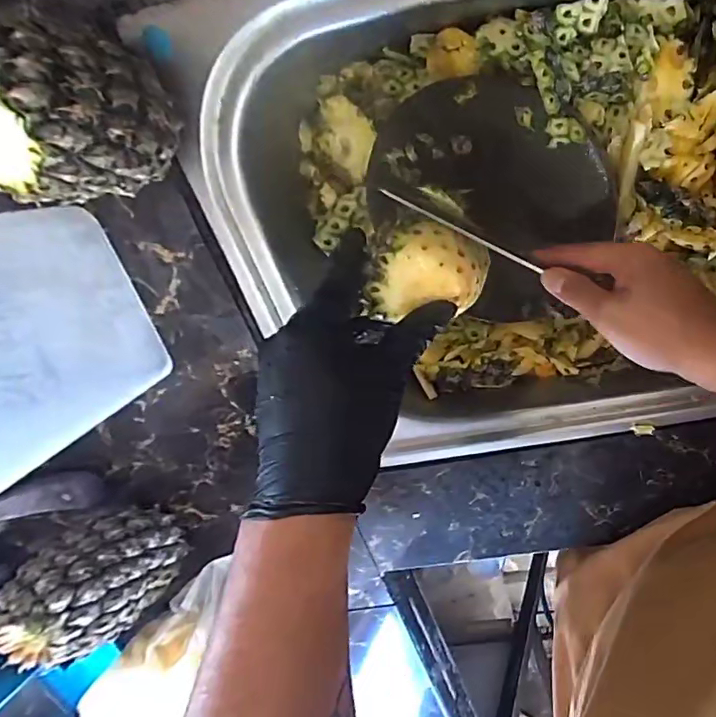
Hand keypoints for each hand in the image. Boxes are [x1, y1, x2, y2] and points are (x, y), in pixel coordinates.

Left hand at [245, 231, 453, 519]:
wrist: (307, 481)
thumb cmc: (352, 421)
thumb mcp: (388, 375)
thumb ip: (411, 335)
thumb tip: (442, 304)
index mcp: (313, 328)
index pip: (338, 281)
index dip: (353, 257)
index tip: (360, 235)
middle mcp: (286, 337)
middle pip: (324, 307)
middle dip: (353, 299)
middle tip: (381, 291)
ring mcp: (275, 362)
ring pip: (314, 331)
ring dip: (343, 327)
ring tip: (374, 331)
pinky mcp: (273, 384)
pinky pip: (304, 352)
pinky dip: (329, 348)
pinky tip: (352, 362)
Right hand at [537, 242, 715, 389]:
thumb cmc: (657, 333)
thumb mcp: (609, 316)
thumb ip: (578, 292)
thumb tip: (550, 273)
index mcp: (629, 256)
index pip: (582, 252)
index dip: (555, 257)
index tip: (531, 258)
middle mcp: (649, 256)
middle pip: (604, 259)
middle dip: (577, 269)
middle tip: (551, 279)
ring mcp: (667, 271)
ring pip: (623, 273)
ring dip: (600, 282)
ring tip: (578, 295)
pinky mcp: (679, 290)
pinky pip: (639, 284)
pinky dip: (620, 291)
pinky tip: (617, 308)